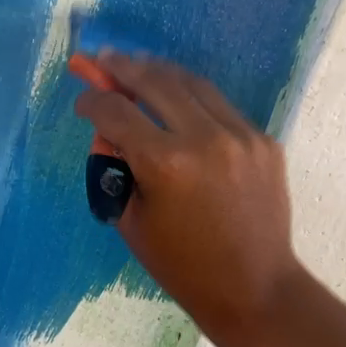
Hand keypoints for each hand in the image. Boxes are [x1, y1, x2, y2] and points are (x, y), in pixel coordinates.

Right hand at [73, 51, 302, 343]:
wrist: (255, 287)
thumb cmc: (180, 263)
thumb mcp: (128, 217)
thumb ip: (114, 165)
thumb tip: (110, 129)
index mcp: (164, 162)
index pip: (115, 111)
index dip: (92, 101)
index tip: (83, 101)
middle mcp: (204, 138)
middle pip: (154, 81)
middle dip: (122, 67)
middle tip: (102, 59)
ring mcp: (240, 135)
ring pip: (191, 83)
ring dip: (157, 71)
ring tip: (135, 65)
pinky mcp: (262, 140)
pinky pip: (218, 105)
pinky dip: (190, 96)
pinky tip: (174, 97)